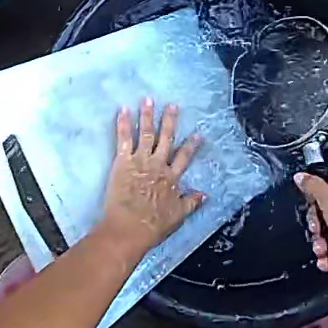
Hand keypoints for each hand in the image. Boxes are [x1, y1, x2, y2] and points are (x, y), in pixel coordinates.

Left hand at [99, 99, 204, 253]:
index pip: (184, 157)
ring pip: (146, 133)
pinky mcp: (122, 161)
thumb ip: (191, 203)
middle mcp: (157, 164)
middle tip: (172, 106)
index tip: (197, 134)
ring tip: (148, 100)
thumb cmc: (153, 226)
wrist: (129, 228)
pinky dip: (123, 124)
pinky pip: (123, 139)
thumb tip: (204, 195)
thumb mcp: (178, 216)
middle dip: (169, 121)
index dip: (191, 145)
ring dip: (147, 116)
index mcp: (171, 177)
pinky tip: (123, 110)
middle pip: (166, 138)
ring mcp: (140, 160)